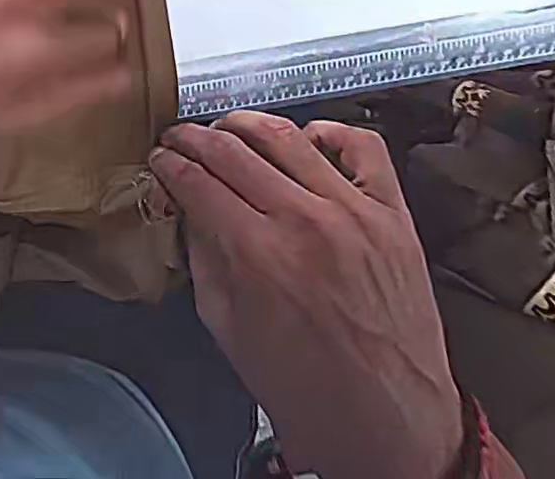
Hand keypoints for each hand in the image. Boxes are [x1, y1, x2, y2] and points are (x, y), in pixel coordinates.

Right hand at [153, 112, 462, 478]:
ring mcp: (356, 212)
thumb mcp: (225, 325)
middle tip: (177, 138)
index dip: (168, 164)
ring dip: (243, 124)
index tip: (158, 159)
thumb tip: (186, 203)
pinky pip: (362, 147)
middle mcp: (305, 221)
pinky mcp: (395, 215)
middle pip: (230, 149)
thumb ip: (202, 253)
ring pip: (286, 134)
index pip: (196, 181)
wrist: (392, 430)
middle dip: (191, 137)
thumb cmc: (299, 386)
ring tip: (226, 130)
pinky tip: (306, 140)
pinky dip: (329, 132)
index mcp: (259, 255)